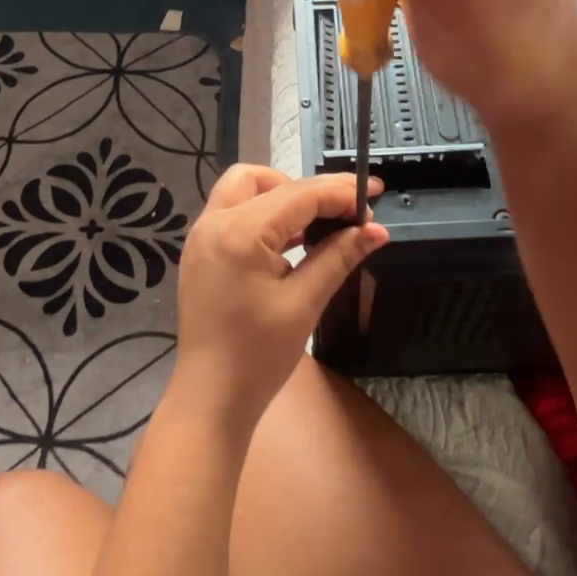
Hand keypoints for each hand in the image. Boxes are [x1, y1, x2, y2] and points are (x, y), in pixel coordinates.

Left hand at [172, 165, 387, 425]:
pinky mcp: (200, 254)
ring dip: (281, 199)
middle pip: (261, 178)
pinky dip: (262, 217)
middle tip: (341, 213)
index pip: (298, 194)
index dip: (339, 192)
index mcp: (239, 232)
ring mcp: (201, 238)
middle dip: (304, 188)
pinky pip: (232, 215)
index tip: (373, 194)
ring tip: (319, 228)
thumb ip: (338, 256)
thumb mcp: (305, 302)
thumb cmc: (259, 355)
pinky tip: (290, 244)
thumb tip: (376, 230)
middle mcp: (213, 224)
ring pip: (242, 191)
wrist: (211, 397)